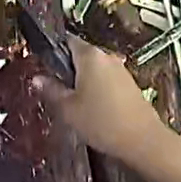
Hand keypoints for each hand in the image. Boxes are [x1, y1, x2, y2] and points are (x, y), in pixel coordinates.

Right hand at [33, 36, 176, 167]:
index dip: (53, 50)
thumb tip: (36, 78)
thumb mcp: (69, 109)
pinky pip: (107, 79)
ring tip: (76, 104)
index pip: (66, 40)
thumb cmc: (102, 122)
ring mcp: (121, 69)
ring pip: (95, 69)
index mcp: (90, 55)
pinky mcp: (130, 83)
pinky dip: (98, 89)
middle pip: (81, 54)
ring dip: (84, 81)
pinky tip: (95, 110)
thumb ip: (51, 90)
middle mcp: (106, 56)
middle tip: (58, 90)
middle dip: (68, 69)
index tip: (45, 66)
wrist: (143, 141)